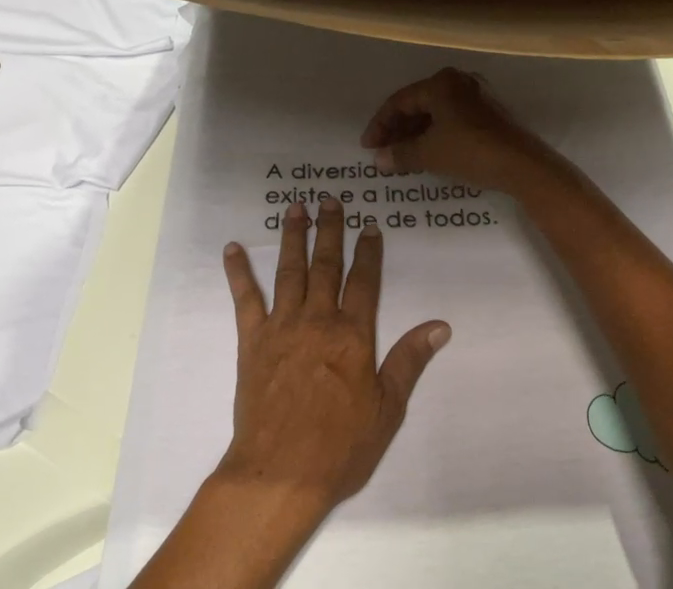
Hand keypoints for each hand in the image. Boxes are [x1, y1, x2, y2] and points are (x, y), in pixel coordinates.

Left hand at [217, 197, 450, 505]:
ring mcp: (281, 327)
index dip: (369, 252)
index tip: (370, 226)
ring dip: (292, 237)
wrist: (280, 472)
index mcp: (353, 335)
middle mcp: (317, 320)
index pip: (365, 282)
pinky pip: (244, 299)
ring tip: (294, 207)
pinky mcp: (251, 342)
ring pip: (289, 271)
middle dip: (330, 230)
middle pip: (326, 265)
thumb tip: (440, 325)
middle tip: (330, 199)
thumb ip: (409, 361)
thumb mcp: (388, 409)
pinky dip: (238, 272)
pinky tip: (232, 248)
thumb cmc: (340, 446)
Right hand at [360, 67, 569, 195]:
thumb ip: (400, 153)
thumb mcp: (429, 154)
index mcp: (441, 83)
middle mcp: (458, 82)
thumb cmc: (470, 151)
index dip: (380, 125)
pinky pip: (451, 120)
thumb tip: (379, 159)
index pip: (399, 101)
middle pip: (418, 104)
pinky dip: (435, 135)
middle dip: (397, 130)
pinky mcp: (489, 114)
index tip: (368, 147)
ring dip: (415, 134)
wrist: (522, 165)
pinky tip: (426, 154)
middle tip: (382, 152)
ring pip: (435, 113)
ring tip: (401, 156)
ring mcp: (476, 97)